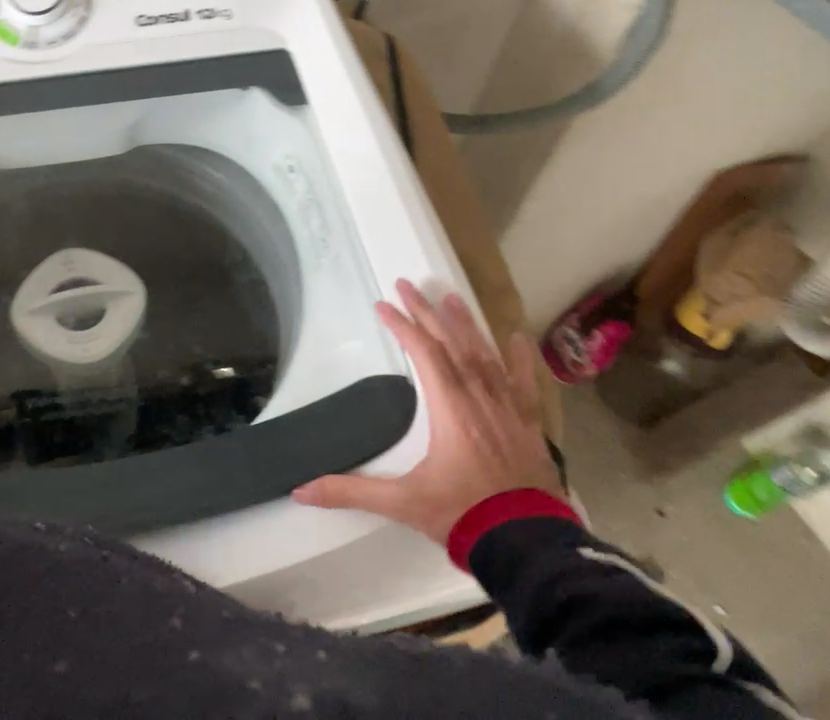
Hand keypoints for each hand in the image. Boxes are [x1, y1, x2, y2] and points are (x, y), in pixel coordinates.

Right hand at [292, 279, 558, 543]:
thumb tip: (300, 490)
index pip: (424, 354)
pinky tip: (516, 338)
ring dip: (466, 325)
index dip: (402, 326)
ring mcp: (509, 409)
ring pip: (486, 355)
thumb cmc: (462, 515)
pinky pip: (524, 383)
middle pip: (453, 344)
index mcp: (451, 410)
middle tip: (408, 284)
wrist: (527, 545)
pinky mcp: (529, 425)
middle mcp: (480, 399)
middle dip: (428, 312)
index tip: (382, 305)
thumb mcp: (402, 503)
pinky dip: (519, 359)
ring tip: (451, 297)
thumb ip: (351, 492)